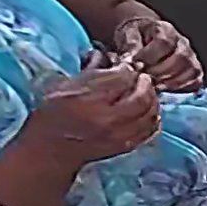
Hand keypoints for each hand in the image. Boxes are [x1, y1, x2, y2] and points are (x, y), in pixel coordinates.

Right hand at [21, 58, 159, 164]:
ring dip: (153, 100)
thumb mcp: (65, 86)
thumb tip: (111, 59)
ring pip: (150, 114)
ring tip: (148, 92)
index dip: (128, 71)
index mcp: (88, 100)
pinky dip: (154, 118)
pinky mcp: (127, 146)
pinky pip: (150, 130)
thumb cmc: (54, 112)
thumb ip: (91, 73)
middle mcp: (107, 119)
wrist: (52, 147)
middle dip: (145, 85)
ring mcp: (120, 135)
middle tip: (144, 78)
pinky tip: (151, 110)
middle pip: (140, 98)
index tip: (128, 67)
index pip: (120, 80)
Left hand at [114, 17, 203, 91]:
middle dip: (161, 71)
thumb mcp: (128, 35)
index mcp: (166, 29)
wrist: (145, 37)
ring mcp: (192, 57)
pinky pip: (196, 81)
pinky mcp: (195, 71)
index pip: (164, 43)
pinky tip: (165, 86)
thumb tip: (129, 62)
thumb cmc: (137, 35)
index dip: (150, 56)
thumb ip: (131, 46)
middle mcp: (183, 42)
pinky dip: (181, 87)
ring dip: (171, 81)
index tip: (136, 64)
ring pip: (191, 71)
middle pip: (181, 58)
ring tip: (153, 84)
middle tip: (144, 77)